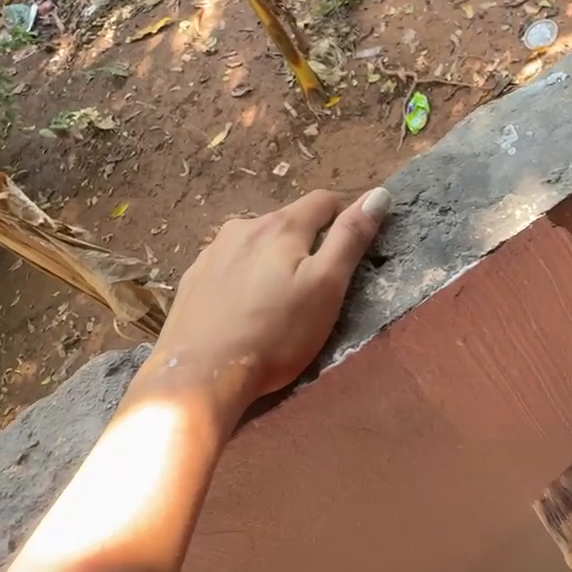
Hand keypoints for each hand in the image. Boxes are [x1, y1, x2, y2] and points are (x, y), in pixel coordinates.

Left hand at [145, 187, 390, 420]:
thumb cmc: (276, 334)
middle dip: (308, 242)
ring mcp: (212, 252)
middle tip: (317, 285)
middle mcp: (243, 227)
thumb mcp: (327, 286)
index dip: (345, 217)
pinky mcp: (193, 278)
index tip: (351, 249)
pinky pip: (230, 265)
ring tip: (280, 299)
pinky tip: (245, 308)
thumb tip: (378, 195)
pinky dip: (245, 276)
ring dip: (274, 258)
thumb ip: (351, 238)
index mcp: (281, 226)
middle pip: (288, 221)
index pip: (324, 201)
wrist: (200, 375)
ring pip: (257, 243)